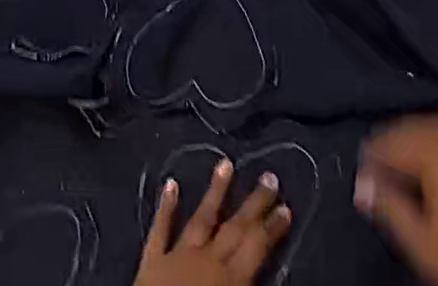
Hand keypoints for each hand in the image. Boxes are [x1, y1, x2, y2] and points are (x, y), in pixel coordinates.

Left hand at [135, 158, 291, 285]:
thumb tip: (273, 275)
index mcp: (231, 280)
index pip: (257, 246)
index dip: (273, 226)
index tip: (286, 206)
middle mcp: (208, 261)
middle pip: (236, 227)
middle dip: (254, 202)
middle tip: (269, 176)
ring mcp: (178, 257)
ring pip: (201, 219)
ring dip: (215, 191)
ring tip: (226, 163)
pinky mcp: (150, 262)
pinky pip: (159, 231)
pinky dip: (165, 207)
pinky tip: (171, 183)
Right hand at [357, 116, 437, 285]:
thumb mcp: (422, 241)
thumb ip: (388, 207)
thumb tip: (364, 186)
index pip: (390, 140)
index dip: (372, 157)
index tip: (363, 174)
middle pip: (412, 128)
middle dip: (392, 147)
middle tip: (376, 172)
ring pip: (434, 129)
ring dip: (414, 145)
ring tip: (402, 173)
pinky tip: (434, 172)